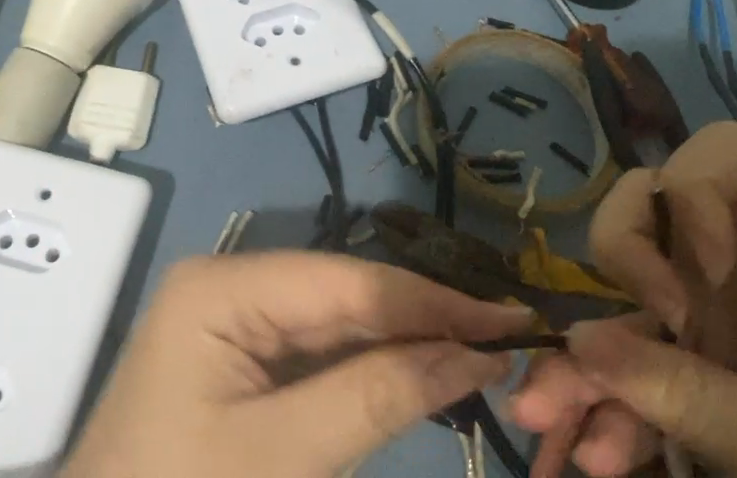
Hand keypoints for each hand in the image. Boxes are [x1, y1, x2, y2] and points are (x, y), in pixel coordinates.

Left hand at [61, 250, 533, 477]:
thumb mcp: (283, 456)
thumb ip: (377, 395)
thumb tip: (474, 354)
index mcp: (224, 286)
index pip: (350, 281)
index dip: (435, 302)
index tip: (513, 319)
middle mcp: (228, 283)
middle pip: (344, 294)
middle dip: (424, 318)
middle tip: (509, 338)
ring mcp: (231, 319)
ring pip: (336, 321)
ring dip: (404, 341)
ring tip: (482, 353)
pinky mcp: (237, 357)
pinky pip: (316, 351)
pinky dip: (369, 366)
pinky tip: (420, 371)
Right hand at [511, 123, 736, 477]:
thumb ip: (694, 396)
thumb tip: (576, 337)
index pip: (735, 161)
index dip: (695, 185)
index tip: (702, 265)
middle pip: (652, 209)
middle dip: (621, 255)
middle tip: (642, 318)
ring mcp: (716, 340)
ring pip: (623, 304)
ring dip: (579, 361)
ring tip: (547, 426)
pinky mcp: (696, 398)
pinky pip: (626, 377)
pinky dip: (596, 413)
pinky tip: (584, 460)